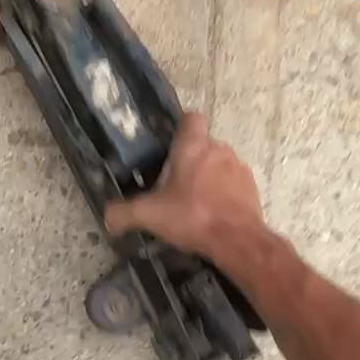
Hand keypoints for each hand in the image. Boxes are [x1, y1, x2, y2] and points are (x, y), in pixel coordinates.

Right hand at [102, 112, 267, 255]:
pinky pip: (233, 183)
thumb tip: (108, 218)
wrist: (238, 241)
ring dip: (207, 177)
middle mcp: (220, 150)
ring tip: (193, 202)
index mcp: (193, 148)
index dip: (181, 127)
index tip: (169, 145)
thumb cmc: (193, 216)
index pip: (191, 118)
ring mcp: (239, 169)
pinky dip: (223, 194)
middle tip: (173, 185)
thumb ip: (123, 213)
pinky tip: (212, 214)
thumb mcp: (149, 215)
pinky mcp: (252, 189)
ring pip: (219, 164)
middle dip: (189, 161)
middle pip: (202, 145)